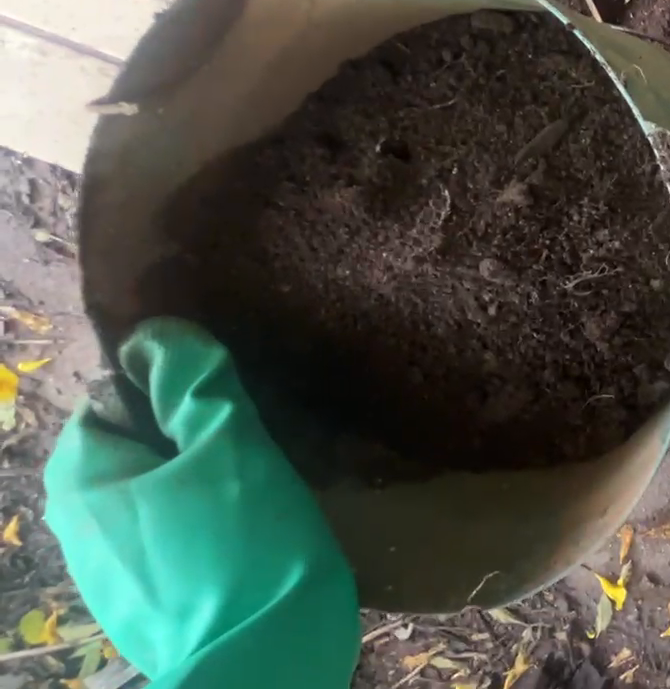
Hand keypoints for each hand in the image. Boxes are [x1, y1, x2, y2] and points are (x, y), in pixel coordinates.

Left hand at [43, 318, 359, 688]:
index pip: (114, 398)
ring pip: (167, 483)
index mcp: (87, 478)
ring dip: (215, 466)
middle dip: (201, 424)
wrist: (260, 651)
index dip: (175, 382)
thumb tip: (161, 331)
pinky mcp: (156, 589)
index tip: (240, 388)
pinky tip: (262, 514)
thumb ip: (195, 387)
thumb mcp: (231, 448)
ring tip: (273, 467)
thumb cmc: (242, 540)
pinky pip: (181, 523)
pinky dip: (218, 507)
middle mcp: (84, 518)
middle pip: (144, 441)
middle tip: (267, 424)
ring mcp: (117, 562)